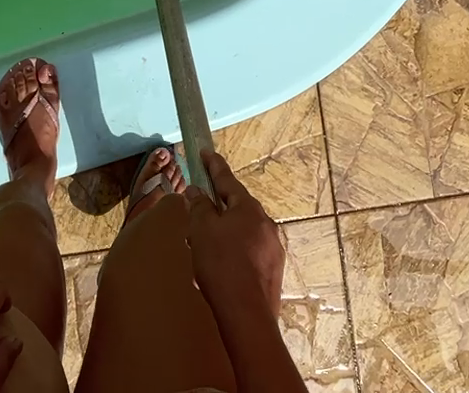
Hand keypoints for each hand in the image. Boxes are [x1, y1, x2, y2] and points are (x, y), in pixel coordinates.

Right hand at [183, 150, 283, 316]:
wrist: (246, 315)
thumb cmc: (221, 264)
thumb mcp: (201, 230)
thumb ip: (199, 206)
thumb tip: (197, 191)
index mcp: (249, 209)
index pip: (227, 180)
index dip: (214, 165)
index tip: (206, 152)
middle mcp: (265, 224)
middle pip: (236, 208)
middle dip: (215, 209)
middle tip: (196, 214)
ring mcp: (272, 249)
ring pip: (241, 232)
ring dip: (221, 235)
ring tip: (202, 250)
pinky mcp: (272, 272)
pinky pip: (247, 253)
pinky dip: (231, 254)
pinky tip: (216, 270)